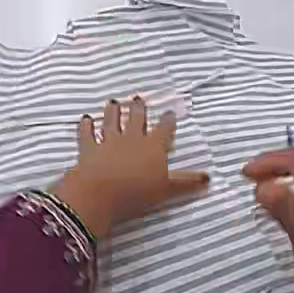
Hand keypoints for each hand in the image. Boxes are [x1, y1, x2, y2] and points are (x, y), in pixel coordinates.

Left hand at [51, 96, 208, 238]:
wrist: (101, 194)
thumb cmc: (137, 192)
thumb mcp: (167, 189)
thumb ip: (187, 182)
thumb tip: (208, 178)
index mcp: (153, 146)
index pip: (163, 130)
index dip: (167, 121)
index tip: (169, 113)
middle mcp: (132, 138)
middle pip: (136, 119)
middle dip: (138, 108)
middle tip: (138, 98)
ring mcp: (108, 141)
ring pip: (111, 121)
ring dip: (113, 111)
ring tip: (114, 102)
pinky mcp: (89, 148)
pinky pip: (87, 134)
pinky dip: (85, 126)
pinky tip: (85, 119)